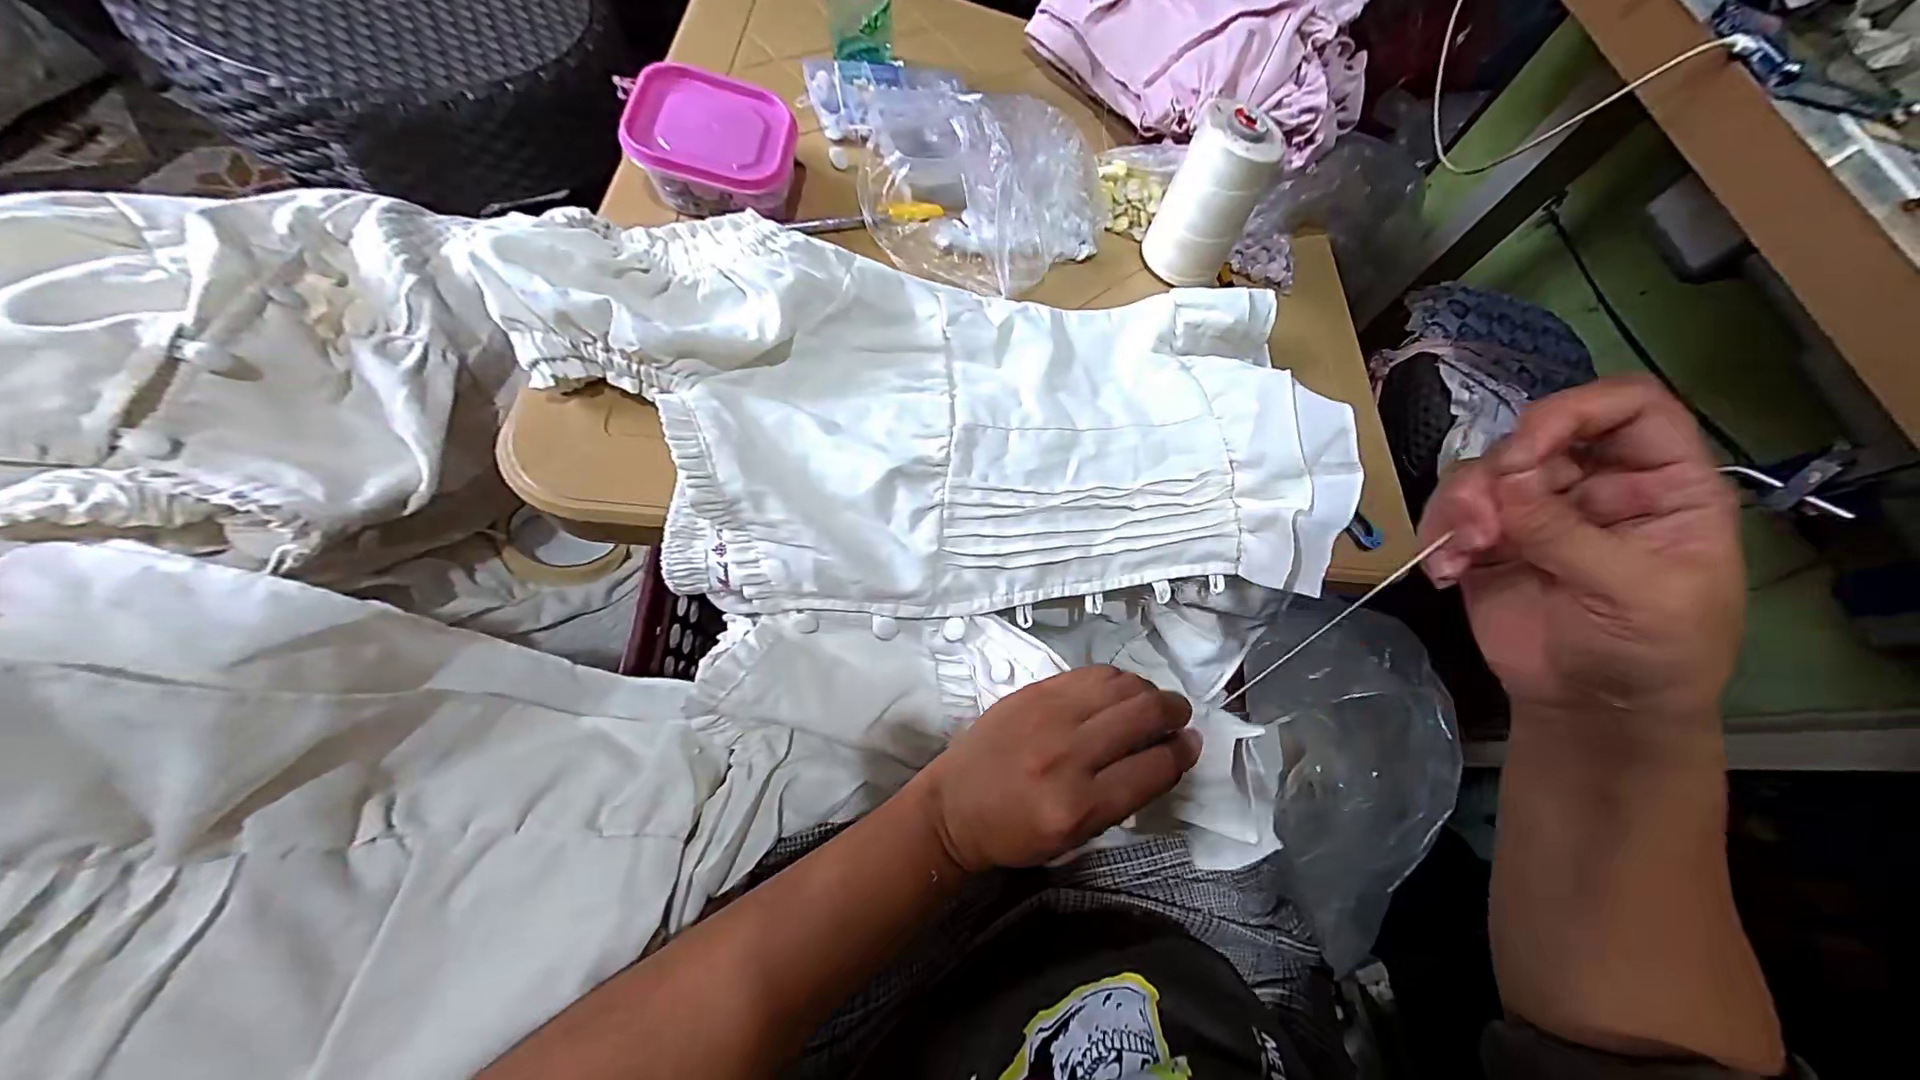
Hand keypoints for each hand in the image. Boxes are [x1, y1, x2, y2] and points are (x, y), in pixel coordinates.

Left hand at [907, 666, 1198, 872]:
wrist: (954, 806)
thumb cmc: (1016, 832)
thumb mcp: (1075, 836)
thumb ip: (1123, 797)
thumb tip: (1167, 755)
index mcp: (1079, 806)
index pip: (1154, 768)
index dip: (1183, 753)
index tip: (1189, 745)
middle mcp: (1066, 755)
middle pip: (1142, 715)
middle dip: (1174, 713)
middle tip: (1178, 716)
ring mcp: (1047, 716)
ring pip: (1120, 685)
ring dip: (1147, 691)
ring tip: (1150, 702)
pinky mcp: (1032, 692)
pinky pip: (1089, 673)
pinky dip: (1114, 679)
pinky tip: (1118, 691)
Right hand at [1419, 376, 1742, 732]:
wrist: (1591, 707)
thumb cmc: (1651, 652)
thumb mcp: (1633, 593)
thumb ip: (1567, 533)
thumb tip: (1507, 479)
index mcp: (1658, 484)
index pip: (1628, 408)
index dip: (1574, 412)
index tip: (1524, 453)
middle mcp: (1592, 486)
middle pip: (1533, 438)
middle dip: (1496, 476)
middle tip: (1481, 525)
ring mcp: (1533, 512)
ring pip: (1480, 473)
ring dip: (1459, 508)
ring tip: (1460, 554)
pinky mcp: (1485, 540)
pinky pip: (1448, 513)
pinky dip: (1436, 537)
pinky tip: (1445, 572)